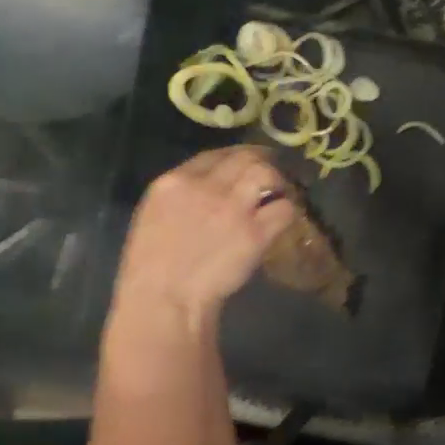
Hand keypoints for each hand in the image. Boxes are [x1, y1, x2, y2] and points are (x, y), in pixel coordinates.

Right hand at [115, 147, 296, 330]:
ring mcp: (233, 209)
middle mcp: (205, 188)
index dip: (237, 154)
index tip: (251, 159)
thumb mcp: (157, 212)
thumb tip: (217, 185)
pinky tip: (283, 217)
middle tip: (275, 174)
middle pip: (246, 160)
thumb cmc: (155, 259)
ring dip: (280, 183)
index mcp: (172, 182)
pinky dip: (289, 210)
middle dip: (264, 163)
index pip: (213, 155)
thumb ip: (186, 194)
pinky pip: (285, 209)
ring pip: (268, 176)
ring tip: (280, 194)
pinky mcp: (257, 232)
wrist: (167, 291)